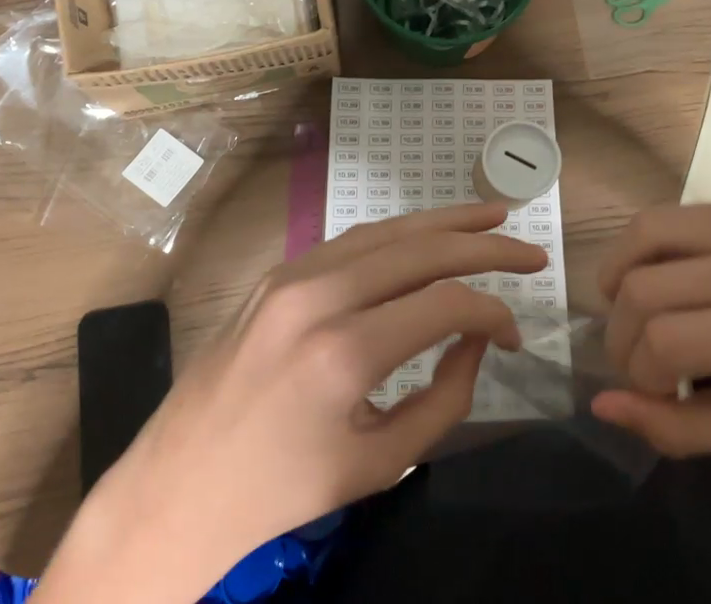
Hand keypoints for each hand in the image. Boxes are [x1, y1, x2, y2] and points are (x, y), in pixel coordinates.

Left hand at [39, 202, 545, 603]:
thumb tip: (475, 340)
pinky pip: (348, 243)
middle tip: (532, 254)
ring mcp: (288, 279)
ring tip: (491, 218)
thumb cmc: (283, 491)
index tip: (515, 338)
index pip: (445, 304)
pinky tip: (424, 237)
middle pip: (420, 249)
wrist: (178, 487)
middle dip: (484, 247)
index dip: (494, 314)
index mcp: (343, 353)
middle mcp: (315, 297)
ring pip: (383, 231)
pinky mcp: (273, 278)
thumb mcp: (380, 461)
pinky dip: (395, 235)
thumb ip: (445, 397)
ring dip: (442, 223)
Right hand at [590, 203, 710, 458]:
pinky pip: (660, 219)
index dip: (641, 374)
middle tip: (640, 363)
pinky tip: (643, 281)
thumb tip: (602, 404)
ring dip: (618, 286)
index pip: (666, 340)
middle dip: (622, 335)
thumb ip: (675, 429)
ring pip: (642, 238)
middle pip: (644, 290)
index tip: (658, 393)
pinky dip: (634, 252)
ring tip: (632, 318)